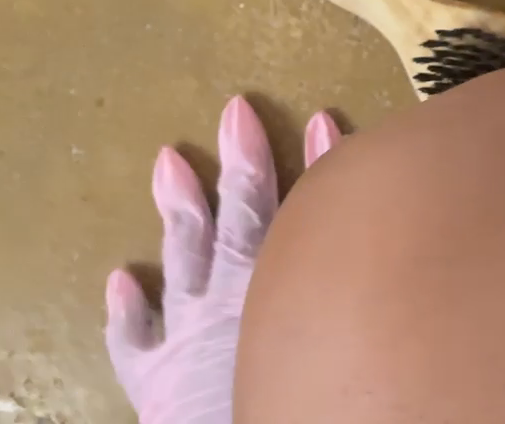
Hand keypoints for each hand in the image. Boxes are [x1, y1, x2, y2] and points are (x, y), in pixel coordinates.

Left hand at [102, 97, 340, 423]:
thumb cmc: (301, 393)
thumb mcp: (336, 333)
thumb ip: (357, 282)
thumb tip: (385, 237)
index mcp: (279, 284)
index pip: (301, 207)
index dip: (317, 160)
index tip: (323, 117)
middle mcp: (231, 296)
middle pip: (239, 216)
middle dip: (243, 160)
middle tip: (235, 110)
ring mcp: (186, 334)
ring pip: (182, 256)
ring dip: (179, 206)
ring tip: (168, 159)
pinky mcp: (152, 379)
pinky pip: (134, 336)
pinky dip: (126, 307)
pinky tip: (119, 278)